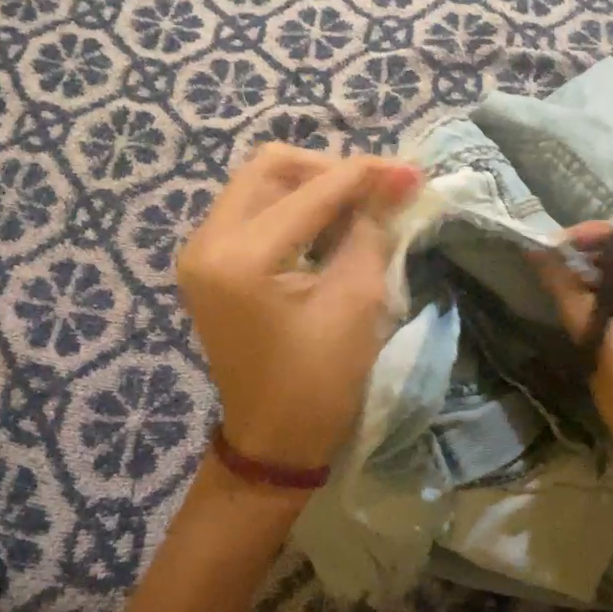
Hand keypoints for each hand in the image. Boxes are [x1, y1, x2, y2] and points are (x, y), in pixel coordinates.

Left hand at [175, 144, 421, 470]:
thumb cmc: (319, 383)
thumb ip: (371, 228)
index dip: (365, 175)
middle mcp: (207, 242)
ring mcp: (201, 250)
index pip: (309, 192)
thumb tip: (397, 178)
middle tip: (377, 191)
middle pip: (271, 167)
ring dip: (312, 185)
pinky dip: (293, 205)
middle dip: (330, 170)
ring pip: (260, 182)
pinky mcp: (208, 261)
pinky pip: (252, 208)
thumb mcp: (357, 301)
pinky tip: (329, 223)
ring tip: (359, 206)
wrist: (273, 443)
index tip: (411, 171)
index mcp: (239, 258)